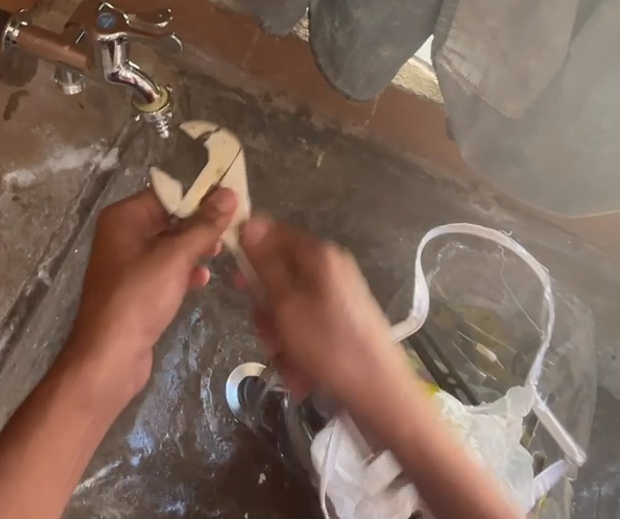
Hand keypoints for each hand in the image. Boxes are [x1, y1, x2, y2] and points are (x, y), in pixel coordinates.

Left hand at [62, 187, 237, 406]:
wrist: (110, 356)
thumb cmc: (139, 297)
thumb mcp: (175, 258)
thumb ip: (203, 226)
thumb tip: (228, 194)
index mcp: (124, 217)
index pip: (166, 194)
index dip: (198, 196)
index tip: (231, 200)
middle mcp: (122, 233)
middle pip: (168, 218)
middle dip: (199, 224)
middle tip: (232, 229)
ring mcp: (127, 262)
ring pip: (168, 245)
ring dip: (194, 247)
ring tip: (221, 253)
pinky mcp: (136, 287)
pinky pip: (164, 268)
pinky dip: (183, 270)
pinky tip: (202, 278)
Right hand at [239, 217, 412, 412]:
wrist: (381, 397)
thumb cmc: (330, 347)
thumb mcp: (286, 304)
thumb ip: (264, 263)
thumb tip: (248, 221)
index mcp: (319, 255)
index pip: (273, 234)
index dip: (251, 253)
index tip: (238, 282)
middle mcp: (329, 269)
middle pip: (279, 274)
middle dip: (266, 306)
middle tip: (266, 330)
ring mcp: (337, 297)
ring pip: (288, 304)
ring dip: (279, 332)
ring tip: (286, 359)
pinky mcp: (340, 322)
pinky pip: (305, 324)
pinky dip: (297, 346)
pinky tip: (300, 371)